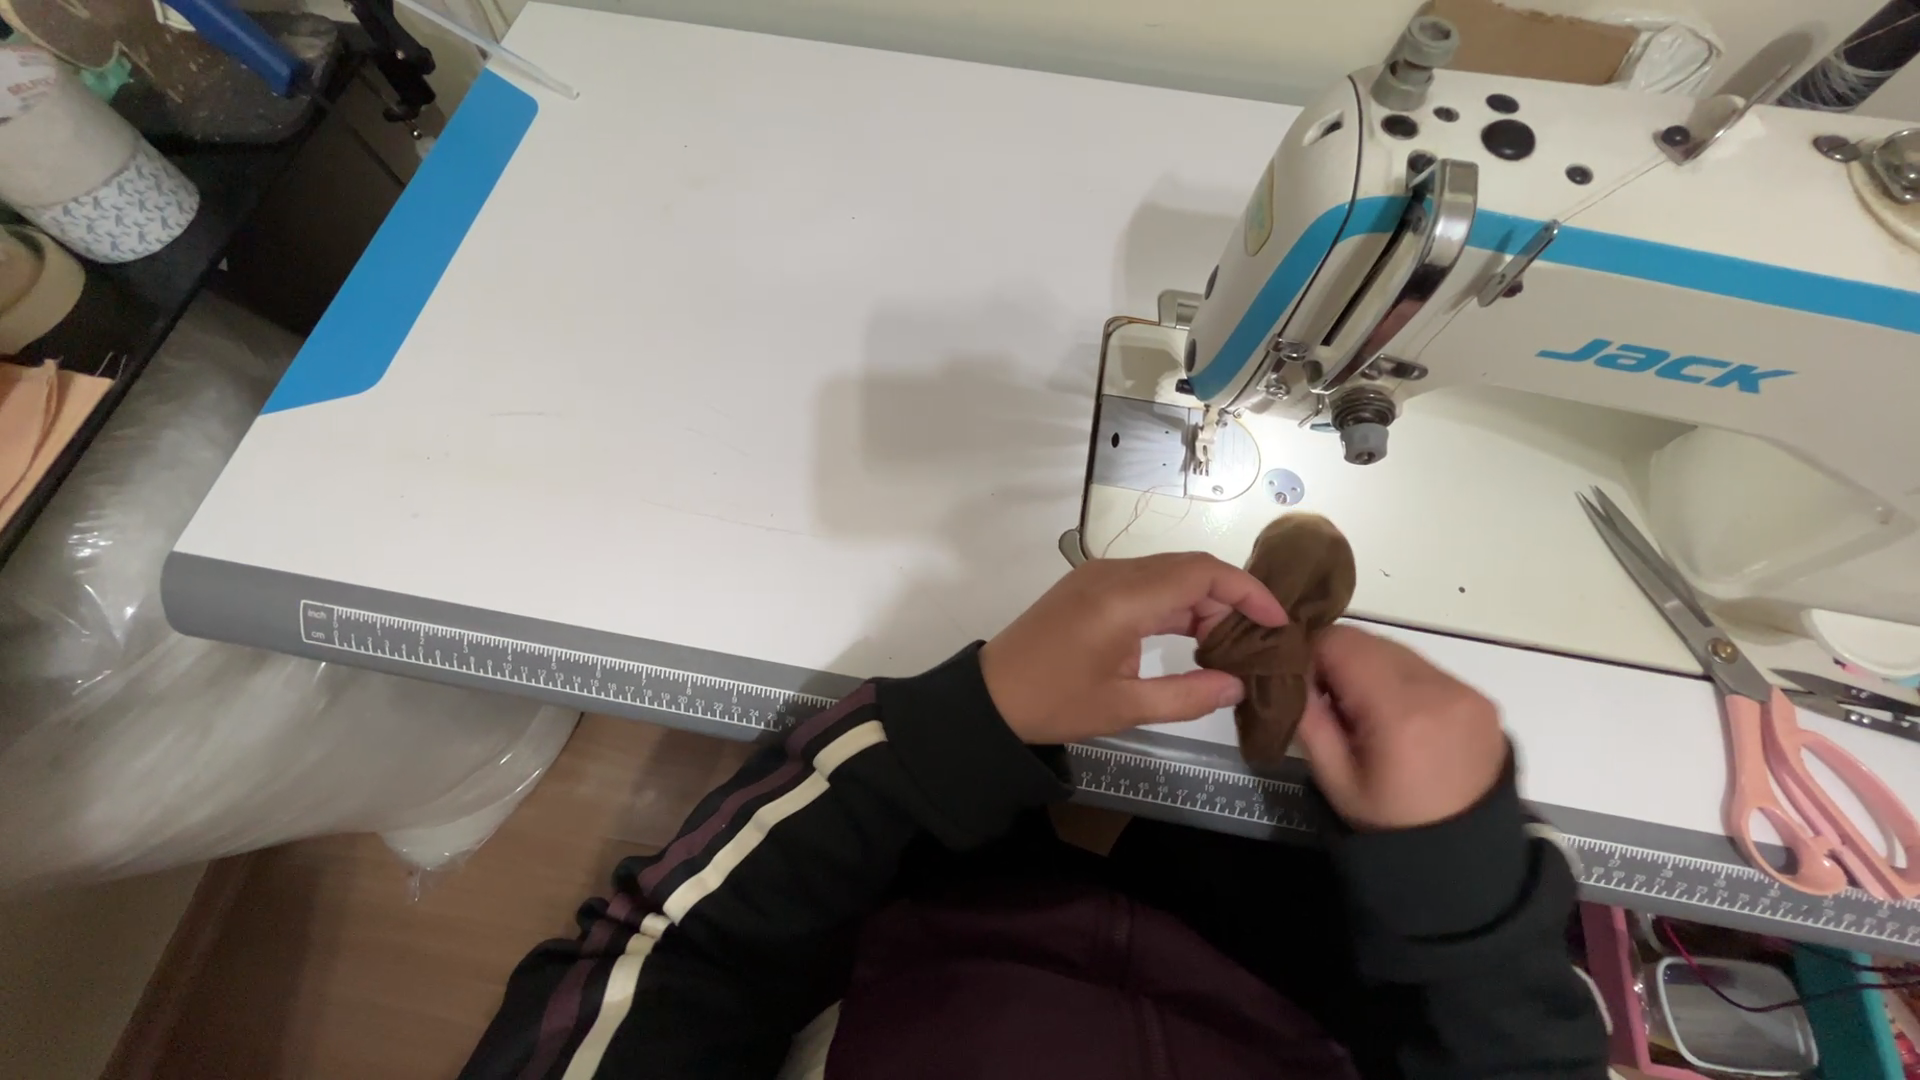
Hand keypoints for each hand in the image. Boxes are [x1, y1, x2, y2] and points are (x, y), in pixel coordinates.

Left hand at [978, 553, 1287, 743]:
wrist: (989, 697)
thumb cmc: (1053, 703)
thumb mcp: (1124, 707)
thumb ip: (1187, 695)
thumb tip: (1238, 686)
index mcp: (1123, 598)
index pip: (1201, 572)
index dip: (1247, 591)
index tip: (1277, 621)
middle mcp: (1112, 574)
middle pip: (1187, 568)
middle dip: (1228, 599)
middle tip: (1255, 641)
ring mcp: (1096, 575)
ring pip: (1166, 573)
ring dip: (1200, 602)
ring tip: (1227, 645)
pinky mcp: (1087, 585)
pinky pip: (1143, 582)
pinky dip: (1172, 603)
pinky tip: (1188, 636)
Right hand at [1295, 625, 1506, 829]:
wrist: (1464, 855)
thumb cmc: (1388, 820)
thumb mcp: (1332, 776)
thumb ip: (1307, 716)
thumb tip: (1288, 669)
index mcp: (1399, 713)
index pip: (1340, 642)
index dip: (1310, 655)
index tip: (1302, 686)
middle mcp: (1439, 689)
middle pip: (1368, 641)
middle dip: (1339, 661)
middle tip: (1329, 702)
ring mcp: (1466, 691)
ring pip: (1395, 649)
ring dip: (1369, 668)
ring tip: (1363, 711)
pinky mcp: (1481, 697)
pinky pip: (1423, 668)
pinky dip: (1398, 680)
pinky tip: (1395, 717)